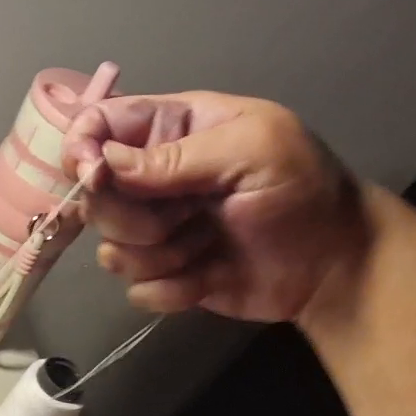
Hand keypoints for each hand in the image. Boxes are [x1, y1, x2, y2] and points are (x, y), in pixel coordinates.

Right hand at [62, 92, 368, 322]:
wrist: (332, 266)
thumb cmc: (303, 192)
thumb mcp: (252, 151)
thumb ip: (175, 157)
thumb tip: (103, 163)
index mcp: (175, 129)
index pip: (100, 125)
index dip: (83, 149)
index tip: (94, 175)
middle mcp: (155, 179)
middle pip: (95, 198)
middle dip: (131, 218)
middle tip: (181, 218)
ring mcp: (157, 230)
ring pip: (111, 250)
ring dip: (159, 256)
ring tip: (206, 245)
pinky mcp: (164, 276)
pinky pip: (136, 290)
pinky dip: (171, 290)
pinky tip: (207, 277)